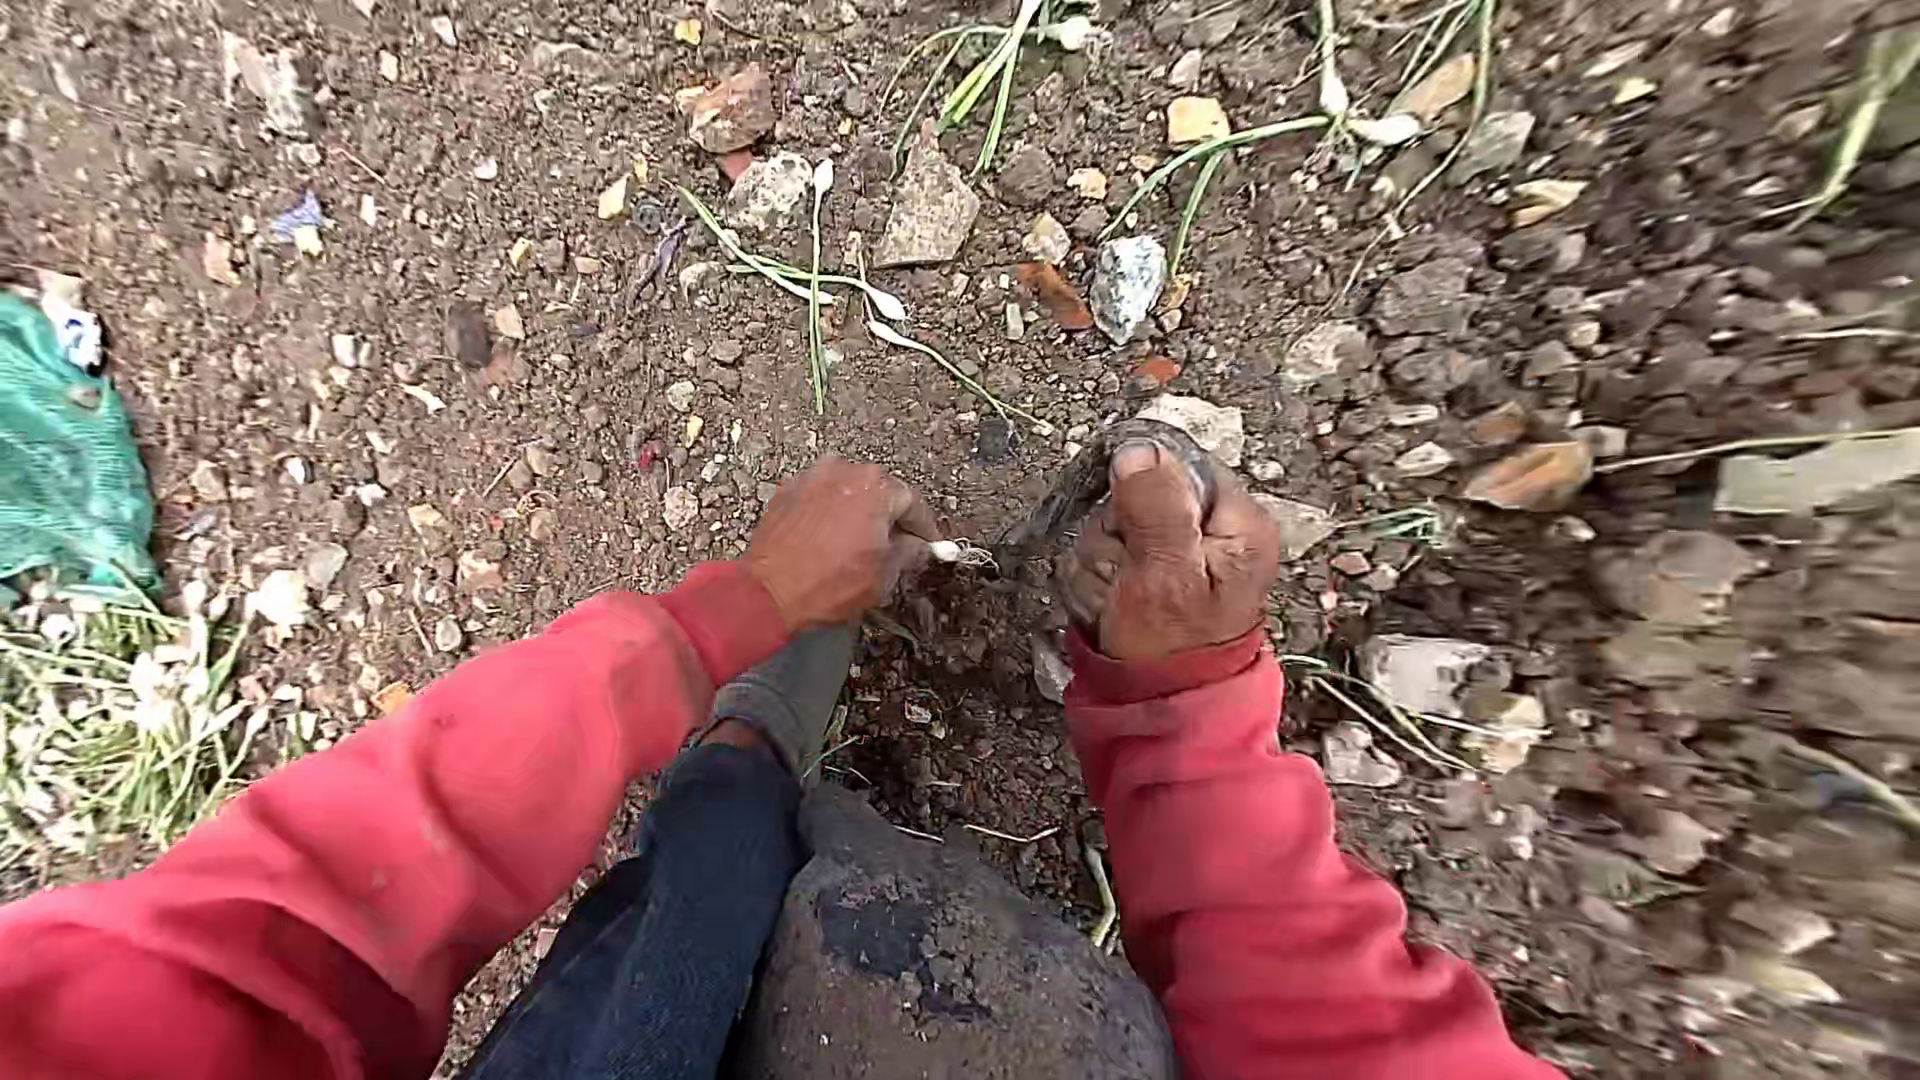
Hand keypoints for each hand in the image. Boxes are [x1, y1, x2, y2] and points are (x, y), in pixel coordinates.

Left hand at [745, 457, 940, 631]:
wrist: (768, 593)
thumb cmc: (829, 584)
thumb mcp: (885, 574)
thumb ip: (910, 552)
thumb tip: (919, 545)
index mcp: (877, 488)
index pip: (913, 503)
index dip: (923, 527)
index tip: (927, 543)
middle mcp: (846, 471)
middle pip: (881, 491)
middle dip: (890, 516)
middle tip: (894, 544)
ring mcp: (813, 477)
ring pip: (849, 491)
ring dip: (858, 510)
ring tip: (858, 541)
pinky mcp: (788, 489)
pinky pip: (821, 496)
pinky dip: (830, 511)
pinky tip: (829, 537)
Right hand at [1061, 441, 1280, 660]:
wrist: (1154, 703)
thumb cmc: (1171, 646)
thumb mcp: (1167, 573)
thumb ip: (1155, 507)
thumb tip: (1136, 450)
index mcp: (1236, 523)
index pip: (1179, 465)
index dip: (1145, 488)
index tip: (1131, 525)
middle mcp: (1207, 532)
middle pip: (1137, 495)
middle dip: (1117, 534)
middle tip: (1127, 572)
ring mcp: (1171, 552)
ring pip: (1110, 525)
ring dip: (1103, 560)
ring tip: (1119, 594)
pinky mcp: (1143, 570)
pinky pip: (1101, 552)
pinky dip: (1097, 577)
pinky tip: (1112, 600)